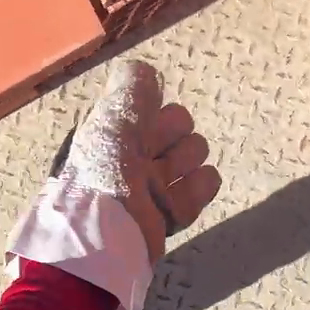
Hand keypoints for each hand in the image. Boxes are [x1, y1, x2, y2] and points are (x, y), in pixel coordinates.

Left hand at [57, 58, 221, 262]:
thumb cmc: (105, 169)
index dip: (152, 110)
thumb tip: (149, 75)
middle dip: (172, 133)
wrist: (107, 234)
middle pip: (178, 125)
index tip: (145, 121)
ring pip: (194, 152)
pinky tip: (188, 189)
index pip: (150, 104)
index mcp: (112, 133)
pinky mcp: (171, 214)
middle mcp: (132, 157)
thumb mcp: (111, 116)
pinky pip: (204, 184)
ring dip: (186, 158)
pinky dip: (200, 185)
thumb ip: (133, 86)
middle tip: (154, 153)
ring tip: (164, 177)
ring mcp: (153, 187)